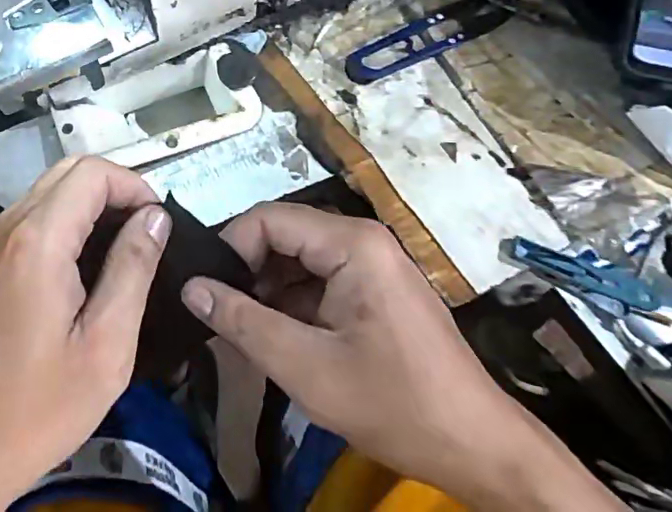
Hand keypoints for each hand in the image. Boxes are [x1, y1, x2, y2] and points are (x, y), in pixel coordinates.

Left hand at [0, 157, 169, 511]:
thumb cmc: (37, 407)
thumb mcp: (105, 347)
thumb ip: (132, 269)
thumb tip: (154, 217)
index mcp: (36, 239)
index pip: (91, 173)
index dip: (134, 185)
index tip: (160, 224)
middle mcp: (7, 226)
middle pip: (68, 172)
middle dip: (114, 189)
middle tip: (146, 233)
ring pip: (48, 191)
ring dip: (89, 204)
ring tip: (123, 250)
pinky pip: (30, 218)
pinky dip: (65, 221)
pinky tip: (85, 265)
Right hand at [182, 203, 620, 511]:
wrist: (481, 452)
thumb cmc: (395, 403)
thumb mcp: (306, 367)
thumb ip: (243, 321)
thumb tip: (191, 288)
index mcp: (352, 243)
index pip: (268, 220)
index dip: (231, 248)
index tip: (207, 288)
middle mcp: (362, 239)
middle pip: (283, 236)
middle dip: (248, 270)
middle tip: (219, 310)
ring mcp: (372, 263)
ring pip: (298, 259)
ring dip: (268, 290)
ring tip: (241, 326)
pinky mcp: (376, 289)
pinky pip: (320, 280)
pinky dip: (292, 303)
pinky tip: (276, 336)